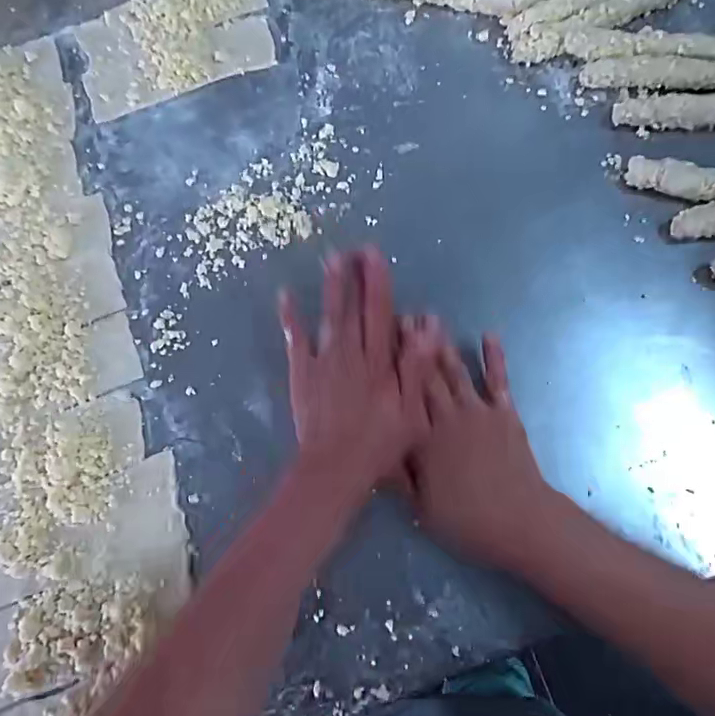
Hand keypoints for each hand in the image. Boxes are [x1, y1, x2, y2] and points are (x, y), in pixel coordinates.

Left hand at [279, 246, 420, 499]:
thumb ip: (417, 366)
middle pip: (354, 308)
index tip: (375, 256)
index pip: (380, 313)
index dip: (378, 283)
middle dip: (355, 276)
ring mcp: (324, 361)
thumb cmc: (379, 443)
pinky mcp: (303, 373)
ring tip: (331, 260)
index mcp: (379, 361)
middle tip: (353, 249)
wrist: (335, 466)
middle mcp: (351, 353)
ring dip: (330, 288)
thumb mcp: (411, 410)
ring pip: (329, 317)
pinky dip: (291, 318)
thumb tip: (429, 326)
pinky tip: (285, 295)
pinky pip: (296, 340)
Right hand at [397, 319, 562, 570]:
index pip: (400, 395)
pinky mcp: (504, 413)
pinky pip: (497, 380)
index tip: (379, 342)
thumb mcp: (420, 504)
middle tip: (403, 318)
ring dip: (443, 346)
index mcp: (420, 437)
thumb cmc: (465, 519)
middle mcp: (444, 416)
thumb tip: (373, 451)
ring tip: (431, 320)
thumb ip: (397, 474)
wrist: (520, 521)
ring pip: (454, 371)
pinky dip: (493, 358)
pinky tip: (488, 336)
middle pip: (425, 375)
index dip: (390, 367)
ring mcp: (476, 410)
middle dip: (413, 346)